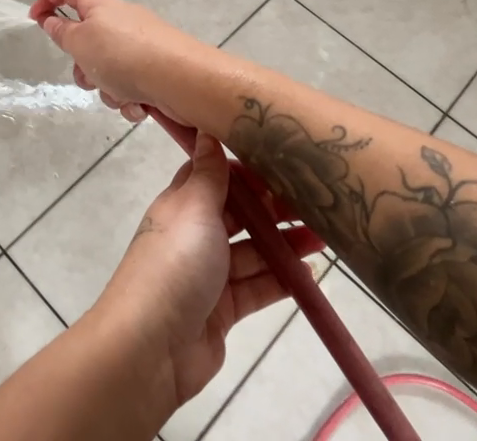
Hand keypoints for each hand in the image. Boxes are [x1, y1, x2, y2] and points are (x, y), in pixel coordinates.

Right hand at [30, 0, 222, 123]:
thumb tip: (51, 20)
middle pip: (88, 39)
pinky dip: (130, 98)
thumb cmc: (123, 56)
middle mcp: (121, 21)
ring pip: (108, 69)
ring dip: (108, 88)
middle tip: (88, 78)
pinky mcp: (157, 69)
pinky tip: (140, 106)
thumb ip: (62, 33)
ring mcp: (141, 45)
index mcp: (100, 5)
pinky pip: (131, 85)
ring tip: (121, 95)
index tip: (35, 20)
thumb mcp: (81, 43)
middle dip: (83, 66)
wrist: (182, 79)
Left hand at [87, 134, 323, 405]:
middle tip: (318, 203)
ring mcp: (208, 275)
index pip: (216, 177)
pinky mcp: (222, 310)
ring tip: (326, 237)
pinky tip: (310, 273)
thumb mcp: (193, 208)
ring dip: (286, 245)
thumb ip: (208, 174)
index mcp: (182, 205)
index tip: (284, 163)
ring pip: (253, 253)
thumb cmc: (174, 264)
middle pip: (240, 215)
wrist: (150, 346)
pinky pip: (257, 288)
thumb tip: (205, 129)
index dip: (247, 170)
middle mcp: (194, 235)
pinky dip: (282, 281)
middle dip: (275, 209)